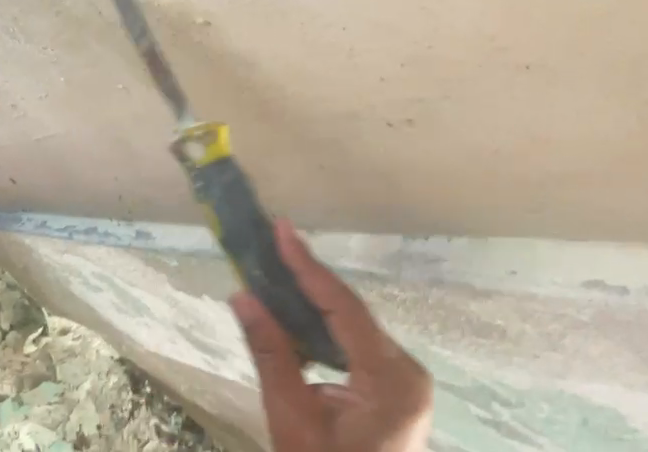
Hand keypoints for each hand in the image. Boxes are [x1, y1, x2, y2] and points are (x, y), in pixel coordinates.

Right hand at [231, 220, 430, 451]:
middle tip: (268, 240)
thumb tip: (242, 294)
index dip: (308, 266)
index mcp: (391, 381)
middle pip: (349, 310)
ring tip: (272, 262)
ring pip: (349, 321)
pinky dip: (319, 321)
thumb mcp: (292, 417)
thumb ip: (270, 352)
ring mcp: (402, 380)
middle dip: (305, 275)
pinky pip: (351, 340)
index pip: (344, 308)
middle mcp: (405, 372)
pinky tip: (290, 304)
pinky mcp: (391, 387)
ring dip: (309, 295)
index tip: (281, 229)